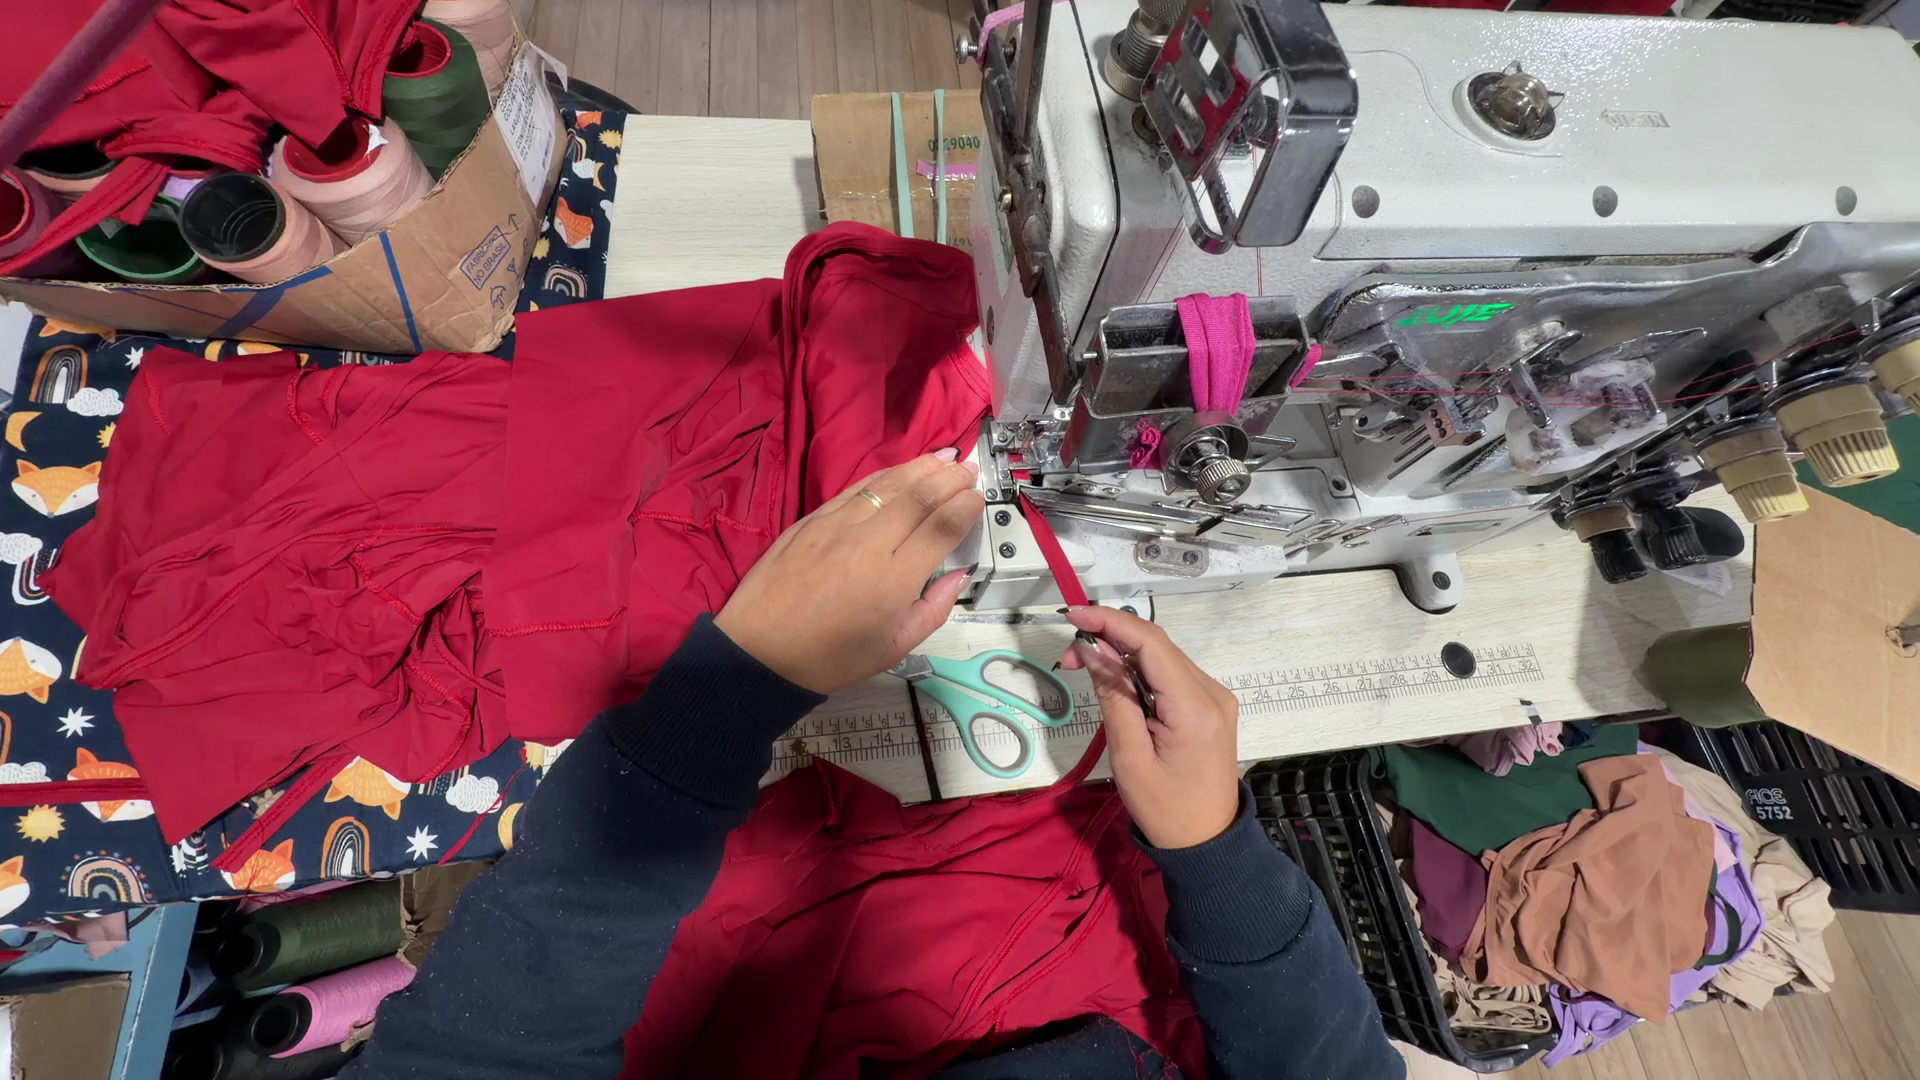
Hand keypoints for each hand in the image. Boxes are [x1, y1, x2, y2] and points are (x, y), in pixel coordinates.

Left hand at [714, 451, 985, 693]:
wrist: (760, 651)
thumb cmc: (830, 657)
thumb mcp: (894, 648)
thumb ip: (934, 609)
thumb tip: (957, 574)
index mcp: (893, 580)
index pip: (941, 528)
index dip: (965, 507)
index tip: (978, 497)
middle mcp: (868, 544)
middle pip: (919, 497)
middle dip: (950, 479)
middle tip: (968, 469)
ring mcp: (837, 526)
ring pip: (888, 485)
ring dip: (921, 468)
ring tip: (944, 457)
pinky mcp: (813, 519)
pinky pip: (857, 488)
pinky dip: (885, 475)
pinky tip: (901, 469)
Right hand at [1059, 606, 1240, 848]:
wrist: (1208, 845)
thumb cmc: (1164, 809)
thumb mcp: (1129, 756)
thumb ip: (1113, 696)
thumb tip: (1092, 649)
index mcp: (1194, 706)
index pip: (1150, 643)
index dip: (1109, 621)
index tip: (1073, 616)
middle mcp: (1211, 691)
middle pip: (1155, 645)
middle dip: (1108, 638)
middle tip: (1068, 655)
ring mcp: (1213, 696)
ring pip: (1160, 656)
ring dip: (1120, 653)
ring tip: (1082, 666)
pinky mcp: (1208, 704)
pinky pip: (1168, 673)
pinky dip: (1137, 669)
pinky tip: (1113, 679)